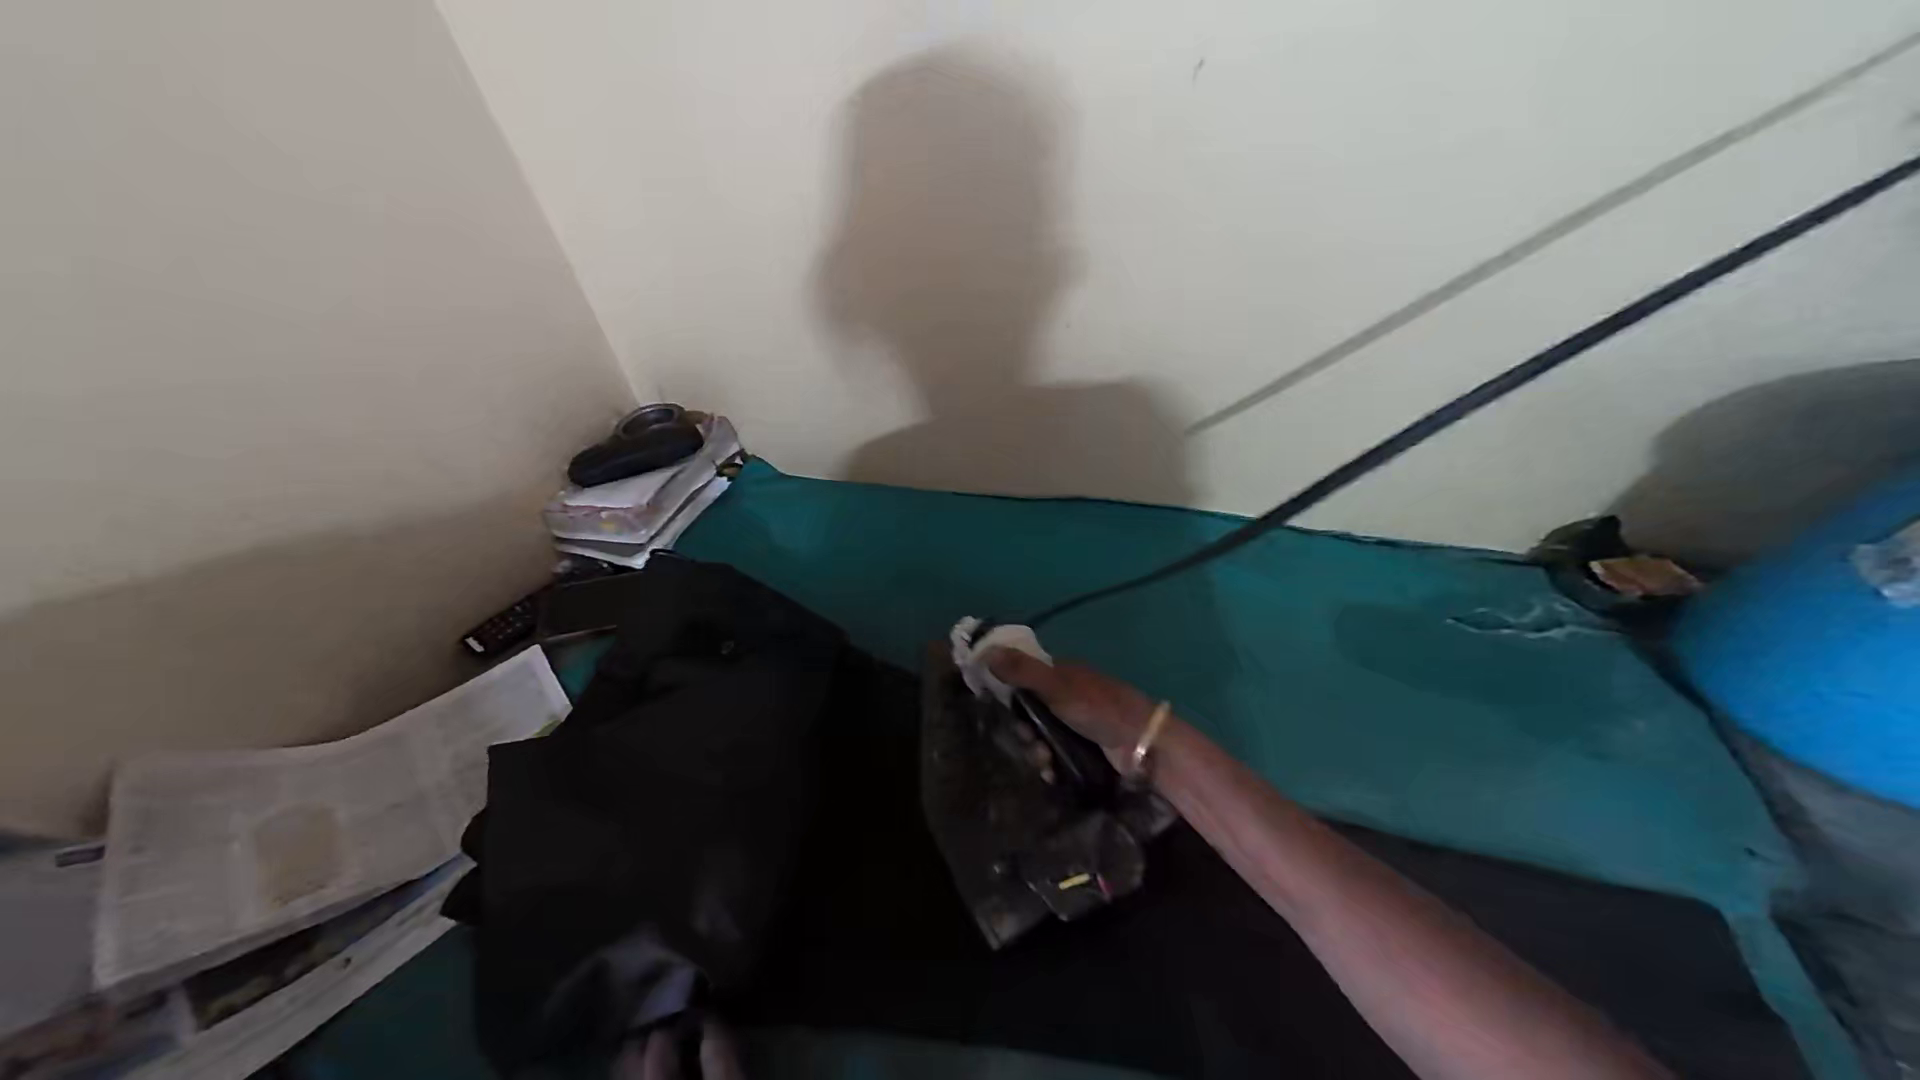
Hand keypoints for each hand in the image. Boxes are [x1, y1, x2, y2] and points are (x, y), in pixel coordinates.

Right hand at [985, 648, 1158, 752]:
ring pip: (1038, 735)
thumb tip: (984, 653)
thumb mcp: (1058, 688)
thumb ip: (1022, 671)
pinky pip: (1053, 754)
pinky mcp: (1081, 748)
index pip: (1021, 676)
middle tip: (1029, 741)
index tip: (1001, 710)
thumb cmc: (1100, 709)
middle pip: (1027, 711)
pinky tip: (1051, 774)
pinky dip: (1048, 764)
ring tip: (1044, 763)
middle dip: (1023, 730)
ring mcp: (1073, 723)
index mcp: (1060, 673)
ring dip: (1035, 751)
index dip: (1007, 692)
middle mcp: (1065, 695)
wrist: (1144, 745)